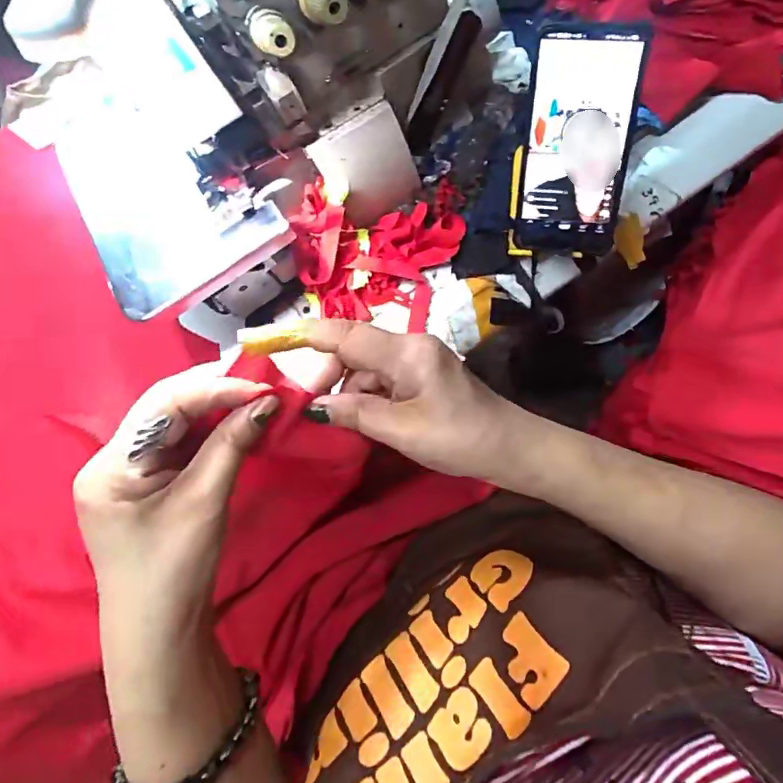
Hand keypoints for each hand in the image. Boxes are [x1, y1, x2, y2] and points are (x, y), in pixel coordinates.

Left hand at [74, 364, 278, 634]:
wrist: (160, 640)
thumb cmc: (173, 574)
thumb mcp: (203, 503)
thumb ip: (231, 444)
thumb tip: (267, 400)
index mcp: (108, 466)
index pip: (162, 405)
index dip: (213, 388)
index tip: (260, 385)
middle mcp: (110, 461)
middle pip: (165, 408)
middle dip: (214, 391)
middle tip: (261, 380)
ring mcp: (128, 472)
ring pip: (176, 423)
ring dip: (216, 408)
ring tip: (256, 394)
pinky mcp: (148, 484)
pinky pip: (181, 444)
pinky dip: (212, 431)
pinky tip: (238, 420)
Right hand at [297, 320, 528, 481]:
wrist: (512, 449)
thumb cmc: (460, 439)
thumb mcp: (403, 431)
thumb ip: (356, 413)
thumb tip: (314, 407)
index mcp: (406, 351)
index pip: (346, 334)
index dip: (307, 335)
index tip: (270, 340)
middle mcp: (410, 345)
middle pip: (354, 349)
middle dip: (329, 376)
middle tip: (312, 410)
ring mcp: (417, 359)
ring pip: (366, 366)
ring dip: (348, 391)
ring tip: (340, 423)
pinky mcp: (422, 374)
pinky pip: (382, 379)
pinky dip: (366, 397)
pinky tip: (362, 420)